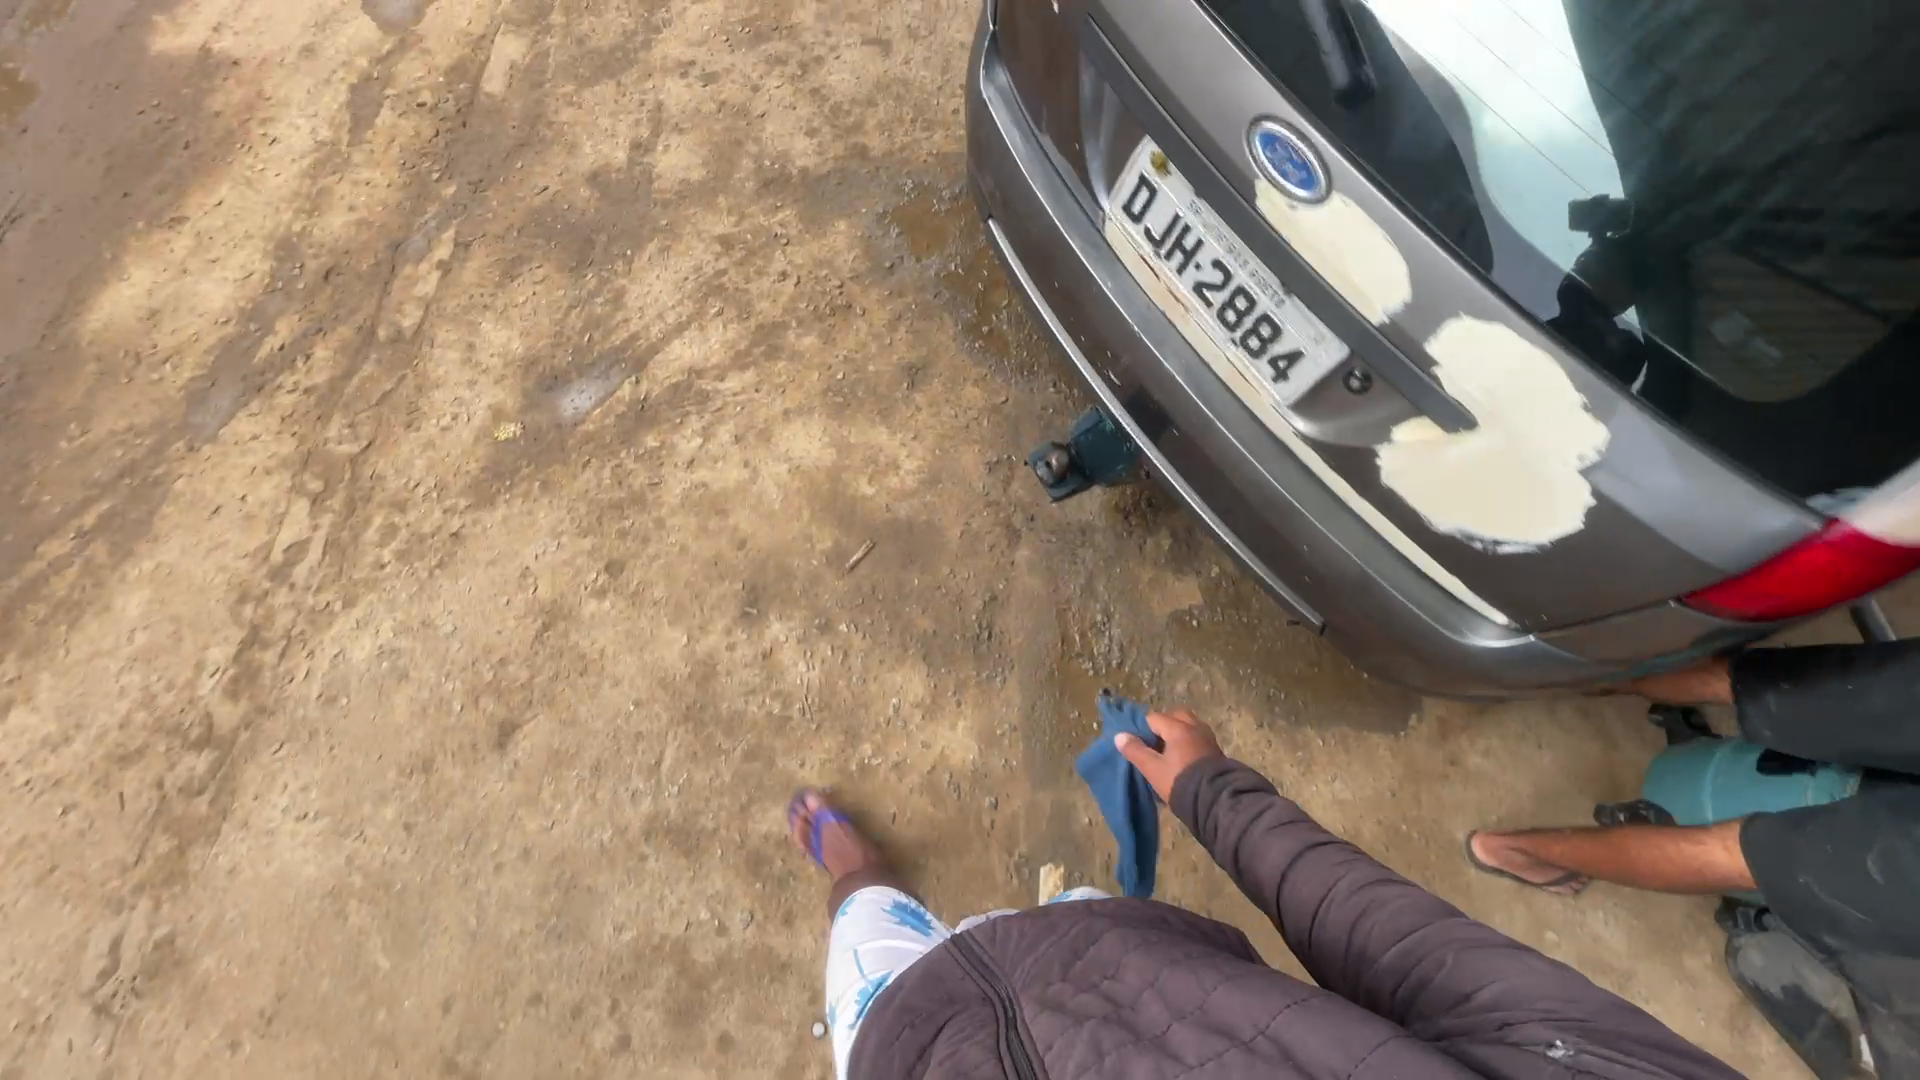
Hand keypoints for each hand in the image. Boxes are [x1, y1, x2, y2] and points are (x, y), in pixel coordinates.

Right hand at [1115, 708, 1223, 801]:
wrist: (1215, 801)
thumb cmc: (1179, 781)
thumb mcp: (1152, 769)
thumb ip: (1135, 751)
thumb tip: (1120, 736)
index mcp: (1178, 728)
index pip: (1154, 718)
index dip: (1143, 728)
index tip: (1138, 742)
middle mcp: (1195, 727)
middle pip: (1176, 716)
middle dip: (1164, 725)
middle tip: (1156, 742)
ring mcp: (1208, 739)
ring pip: (1190, 726)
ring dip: (1179, 733)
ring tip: (1170, 751)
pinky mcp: (1216, 752)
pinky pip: (1198, 738)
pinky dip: (1190, 742)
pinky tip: (1184, 758)